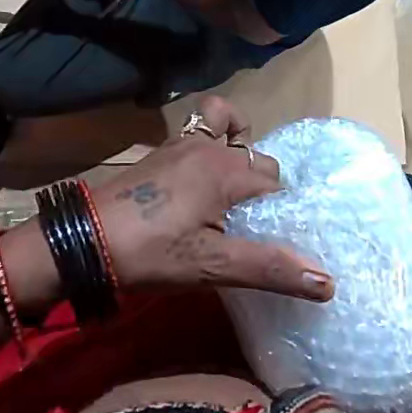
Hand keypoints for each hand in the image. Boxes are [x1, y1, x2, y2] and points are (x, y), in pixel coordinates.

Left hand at [89, 96, 332, 301]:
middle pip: (259, 162)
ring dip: (242, 156)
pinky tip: (205, 174)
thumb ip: (269, 268)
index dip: (280, 215)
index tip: (270, 240)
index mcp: (229, 172)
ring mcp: (184, 143)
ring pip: (233, 135)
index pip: (278, 187)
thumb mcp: (211, 266)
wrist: (83, 239)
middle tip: (249, 228)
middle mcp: (212, 147)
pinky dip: (214, 136)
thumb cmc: (150, 253)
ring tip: (233, 195)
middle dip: (263, 191)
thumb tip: (328, 284)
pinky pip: (201, 128)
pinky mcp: (163, 150)